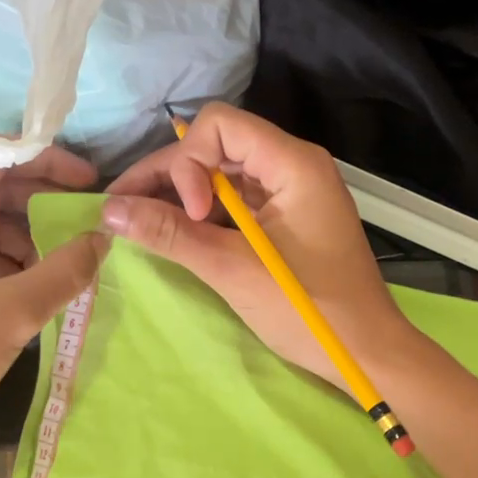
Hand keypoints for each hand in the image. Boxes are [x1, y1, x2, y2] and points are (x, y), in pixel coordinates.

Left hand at [0, 149, 108, 477]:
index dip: (45, 163)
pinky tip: (29, 289)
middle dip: (38, 204)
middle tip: (85, 223)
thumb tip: (103, 239)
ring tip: (62, 266)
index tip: (88, 182)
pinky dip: (0, 263)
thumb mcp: (11, 316)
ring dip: (22, 238)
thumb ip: (64, 271)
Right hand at [103, 103, 417, 387]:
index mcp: (293, 163)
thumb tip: (110, 211)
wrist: (366, 353)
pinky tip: (174, 234)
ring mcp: (291, 192)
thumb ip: (171, 234)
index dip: (188, 161)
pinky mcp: (287, 218)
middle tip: (123, 209)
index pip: (219, 125)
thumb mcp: (233, 270)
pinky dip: (204, 214)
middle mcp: (293, 165)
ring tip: (139, 223)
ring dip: (181, 195)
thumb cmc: (309, 309)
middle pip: (217, 147)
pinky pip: (237, 201)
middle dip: (169, 175)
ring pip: (223, 174)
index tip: (189, 212)